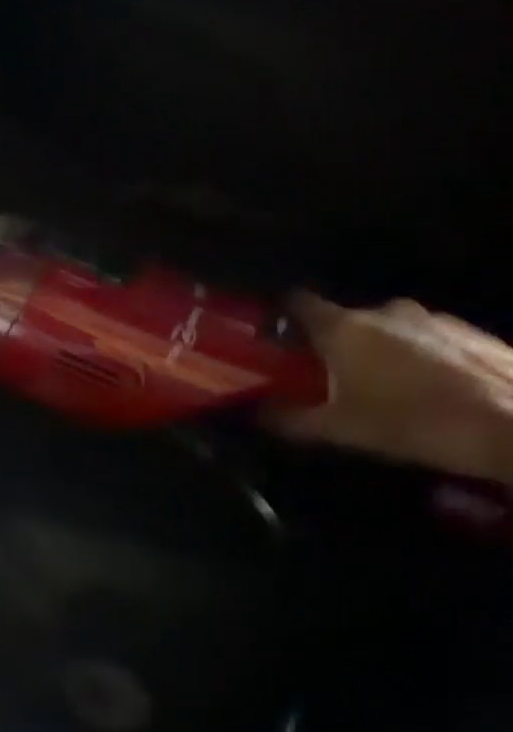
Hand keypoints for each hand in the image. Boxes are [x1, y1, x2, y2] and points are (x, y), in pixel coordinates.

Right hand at [267, 293, 512, 481]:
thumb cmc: (414, 422)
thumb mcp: (338, 429)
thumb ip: (288, 418)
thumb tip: (255, 411)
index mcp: (343, 327)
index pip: (296, 302)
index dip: (279, 316)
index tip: (269, 337)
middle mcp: (385, 312)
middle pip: (343, 320)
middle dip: (331, 343)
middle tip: (325, 376)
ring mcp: (437, 320)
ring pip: (389, 330)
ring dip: (378, 351)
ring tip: (380, 387)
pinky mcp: (475, 334)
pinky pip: (429, 341)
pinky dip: (419, 358)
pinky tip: (427, 390)